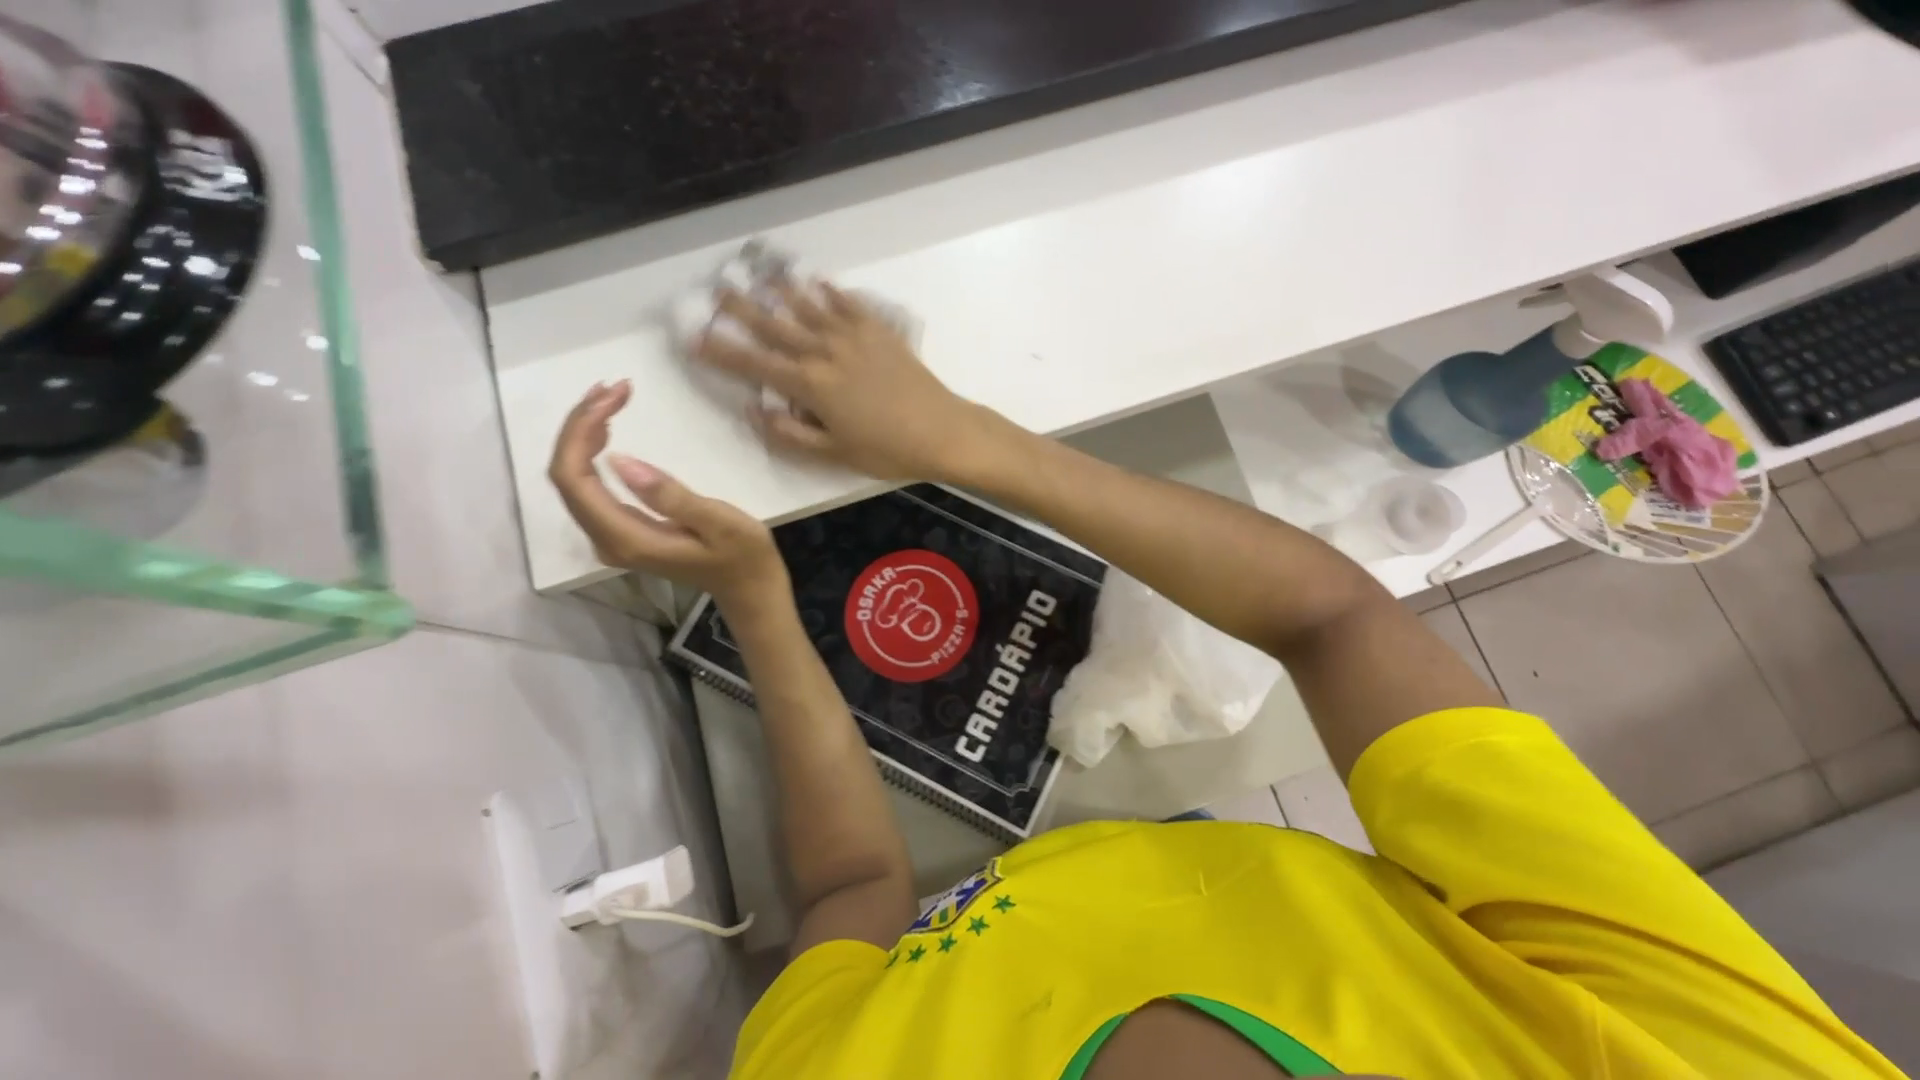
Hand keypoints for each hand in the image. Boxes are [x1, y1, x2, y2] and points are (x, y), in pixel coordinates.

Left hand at [548, 380, 787, 607]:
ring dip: (583, 434)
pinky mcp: (620, 529)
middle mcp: (607, 540)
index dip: (580, 432)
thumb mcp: (719, 522)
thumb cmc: (743, 555)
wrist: (749, 588)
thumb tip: (620, 462)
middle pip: (566, 477)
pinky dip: (591, 450)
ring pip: (573, 479)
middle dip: (580, 425)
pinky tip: (606, 427)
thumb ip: (670, 496)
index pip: (575, 480)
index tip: (611, 396)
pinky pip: (588, 486)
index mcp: (627, 538)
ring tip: (609, 398)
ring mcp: (611, 536)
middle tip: (613, 388)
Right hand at [696, 279, 1004, 481]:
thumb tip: (753, 410)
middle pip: (776, 326)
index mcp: (810, 385)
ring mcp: (854, 337)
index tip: (693, 338)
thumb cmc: (886, 450)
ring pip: (809, 308)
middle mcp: (826, 352)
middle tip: (718, 290)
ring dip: (781, 291)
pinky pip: (848, 305)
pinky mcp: (880, 331)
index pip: (755, 365)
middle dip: (743, 309)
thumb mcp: (832, 454)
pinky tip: (817, 281)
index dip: (722, 352)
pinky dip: (830, 292)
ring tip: (760, 275)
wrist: (942, 431)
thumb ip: (789, 434)